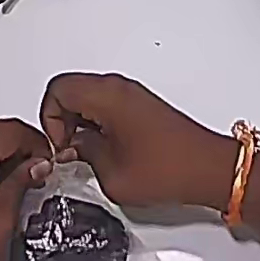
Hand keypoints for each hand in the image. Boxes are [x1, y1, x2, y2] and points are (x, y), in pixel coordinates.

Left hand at [0, 119, 52, 260]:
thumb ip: (22, 184)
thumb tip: (39, 165)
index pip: (14, 130)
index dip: (40, 145)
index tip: (51, 163)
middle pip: (1, 130)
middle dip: (25, 149)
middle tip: (42, 175)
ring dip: (9, 155)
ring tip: (23, 185)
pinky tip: (0, 187)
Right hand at [40, 73, 236, 210]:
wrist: (209, 169)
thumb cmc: (169, 169)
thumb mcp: (112, 174)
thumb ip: (84, 153)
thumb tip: (75, 147)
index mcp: (106, 96)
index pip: (57, 90)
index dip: (50, 120)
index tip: (61, 145)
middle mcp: (117, 86)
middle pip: (69, 88)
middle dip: (61, 118)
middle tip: (68, 148)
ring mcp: (129, 92)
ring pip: (86, 93)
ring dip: (78, 118)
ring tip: (87, 151)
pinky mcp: (139, 103)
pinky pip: (104, 100)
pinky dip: (95, 118)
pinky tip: (105, 147)